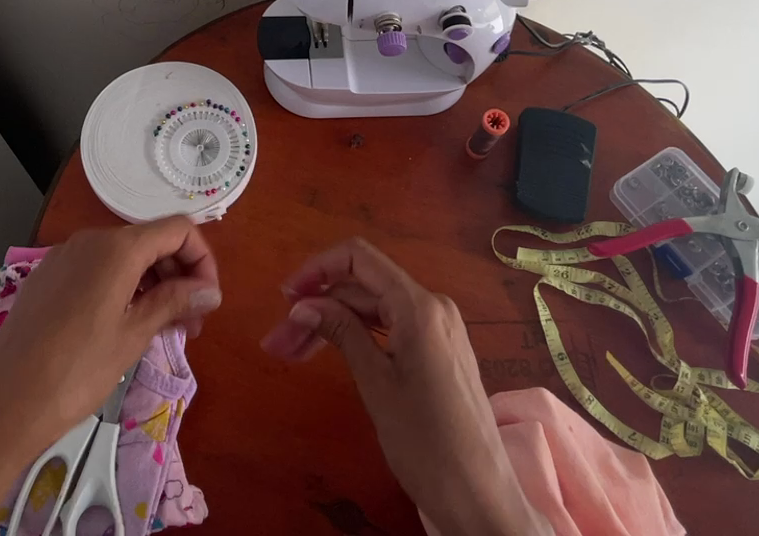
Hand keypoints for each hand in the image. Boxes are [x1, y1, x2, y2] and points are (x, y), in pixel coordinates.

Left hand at [0, 218, 220, 534]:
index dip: (201, 260)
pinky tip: (123, 326)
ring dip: (152, 284)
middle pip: (150, 240)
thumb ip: (174, 302)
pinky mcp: (47, 278)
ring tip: (162, 330)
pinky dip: (122, 288)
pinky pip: (97, 270)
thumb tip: (210, 290)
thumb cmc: (75, 372)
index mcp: (116, 248)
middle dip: (178, 275)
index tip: (208, 302)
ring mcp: (64, 257)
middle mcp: (90, 240)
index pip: (177, 229)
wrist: (2, 404)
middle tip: (190, 325)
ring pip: (124, 257)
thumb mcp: (133, 336)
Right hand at [261, 238, 547, 535]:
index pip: (359, 259)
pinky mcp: (437, 349)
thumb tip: (302, 304)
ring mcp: (437, 327)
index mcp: (419, 306)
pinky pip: (389, 327)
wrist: (482, 499)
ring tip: (289, 353)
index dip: (317, 269)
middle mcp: (431, 305)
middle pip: (361, 288)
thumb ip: (341, 333)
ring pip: (372, 309)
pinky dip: (356, 335)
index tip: (285, 297)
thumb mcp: (376, 384)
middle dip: (316, 307)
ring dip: (330, 324)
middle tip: (276, 344)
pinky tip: (327, 352)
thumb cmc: (427, 443)